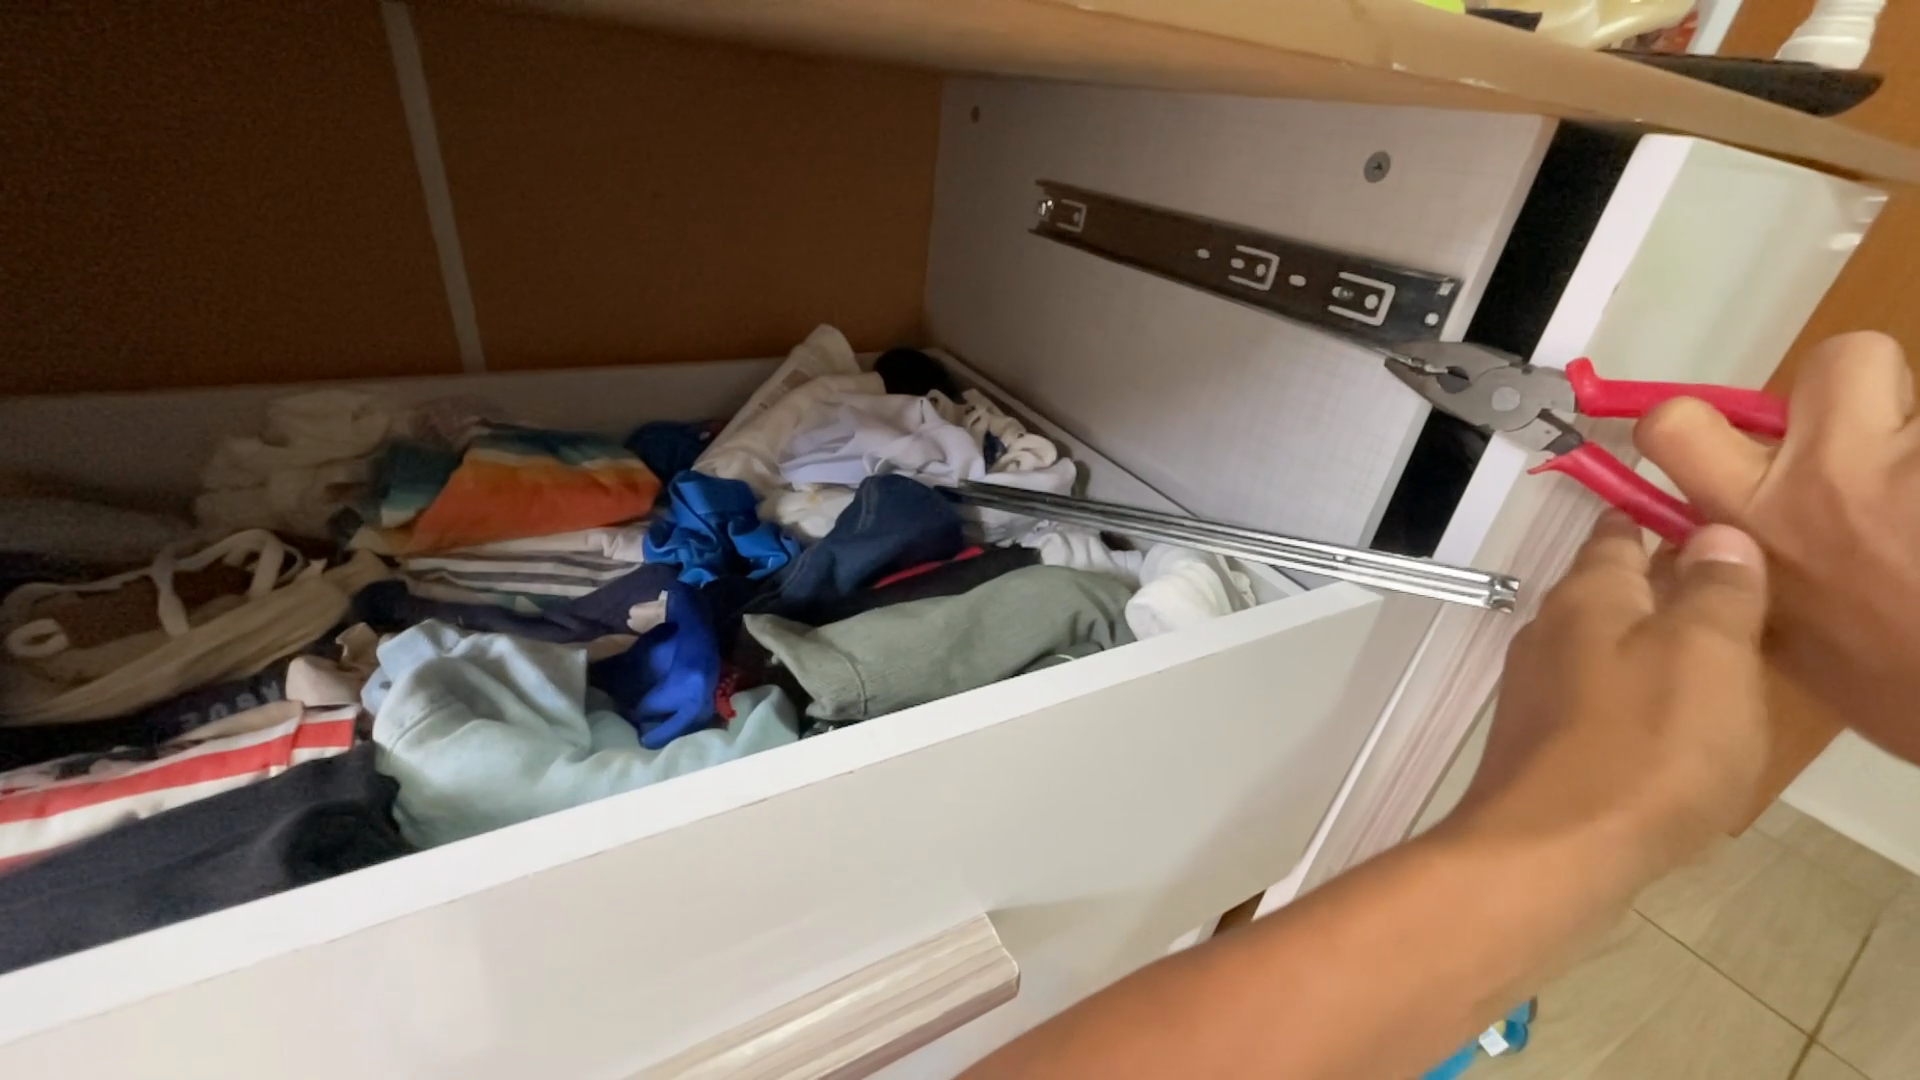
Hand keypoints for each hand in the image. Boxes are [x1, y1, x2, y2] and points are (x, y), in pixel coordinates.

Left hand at [1453, 513, 1771, 875]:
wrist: (1554, 840)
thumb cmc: (1642, 744)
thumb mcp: (1703, 655)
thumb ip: (1712, 592)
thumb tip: (1712, 532)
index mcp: (1586, 597)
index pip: (1616, 535)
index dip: (1657, 518)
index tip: (1705, 512)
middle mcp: (1550, 629)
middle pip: (1609, 586)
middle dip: (1663, 577)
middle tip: (1735, 580)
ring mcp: (1540, 680)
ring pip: (1603, 636)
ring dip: (1651, 630)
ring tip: (1717, 638)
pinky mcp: (1545, 728)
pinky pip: (1597, 684)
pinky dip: (1635, 678)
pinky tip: (1671, 702)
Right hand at [1635, 331, 1919, 761]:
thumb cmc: (1888, 690)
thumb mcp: (1776, 635)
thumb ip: (1736, 574)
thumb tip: (1713, 549)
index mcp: (1751, 518)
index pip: (1674, 422)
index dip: (1700, 425)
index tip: (1730, 450)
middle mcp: (1830, 472)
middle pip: (1837, 359)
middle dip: (1853, 391)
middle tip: (1860, 442)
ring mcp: (1919, 462)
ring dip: (1914, 428)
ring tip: (1917, 488)